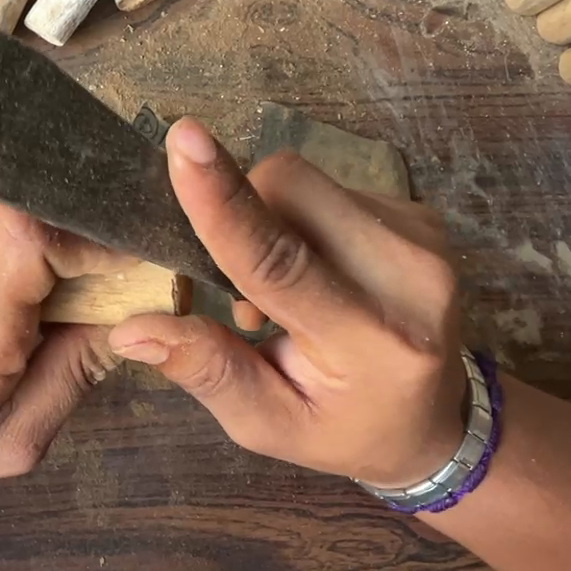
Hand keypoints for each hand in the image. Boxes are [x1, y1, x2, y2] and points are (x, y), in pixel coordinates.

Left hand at [0, 204, 126, 491]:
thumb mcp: (14, 440)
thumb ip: (74, 376)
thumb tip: (129, 320)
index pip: (27, 231)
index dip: (86, 238)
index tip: (127, 270)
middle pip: (34, 217)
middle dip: (87, 246)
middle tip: (116, 291)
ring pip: (19, 221)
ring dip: (58, 251)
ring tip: (74, 300)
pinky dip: (27, 254)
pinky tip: (32, 296)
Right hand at [107, 119, 468, 487]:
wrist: (441, 421)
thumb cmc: (343, 427)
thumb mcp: (266, 424)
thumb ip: (206, 370)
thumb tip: (129, 330)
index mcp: (370, 341)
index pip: (279, 261)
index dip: (224, 203)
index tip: (184, 142)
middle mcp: (409, 276)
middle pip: (289, 188)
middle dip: (241, 210)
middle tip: (240, 281)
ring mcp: (422, 235)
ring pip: (302, 180)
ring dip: (268, 218)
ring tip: (282, 285)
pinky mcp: (418, 213)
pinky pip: (323, 185)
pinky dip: (295, 218)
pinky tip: (311, 266)